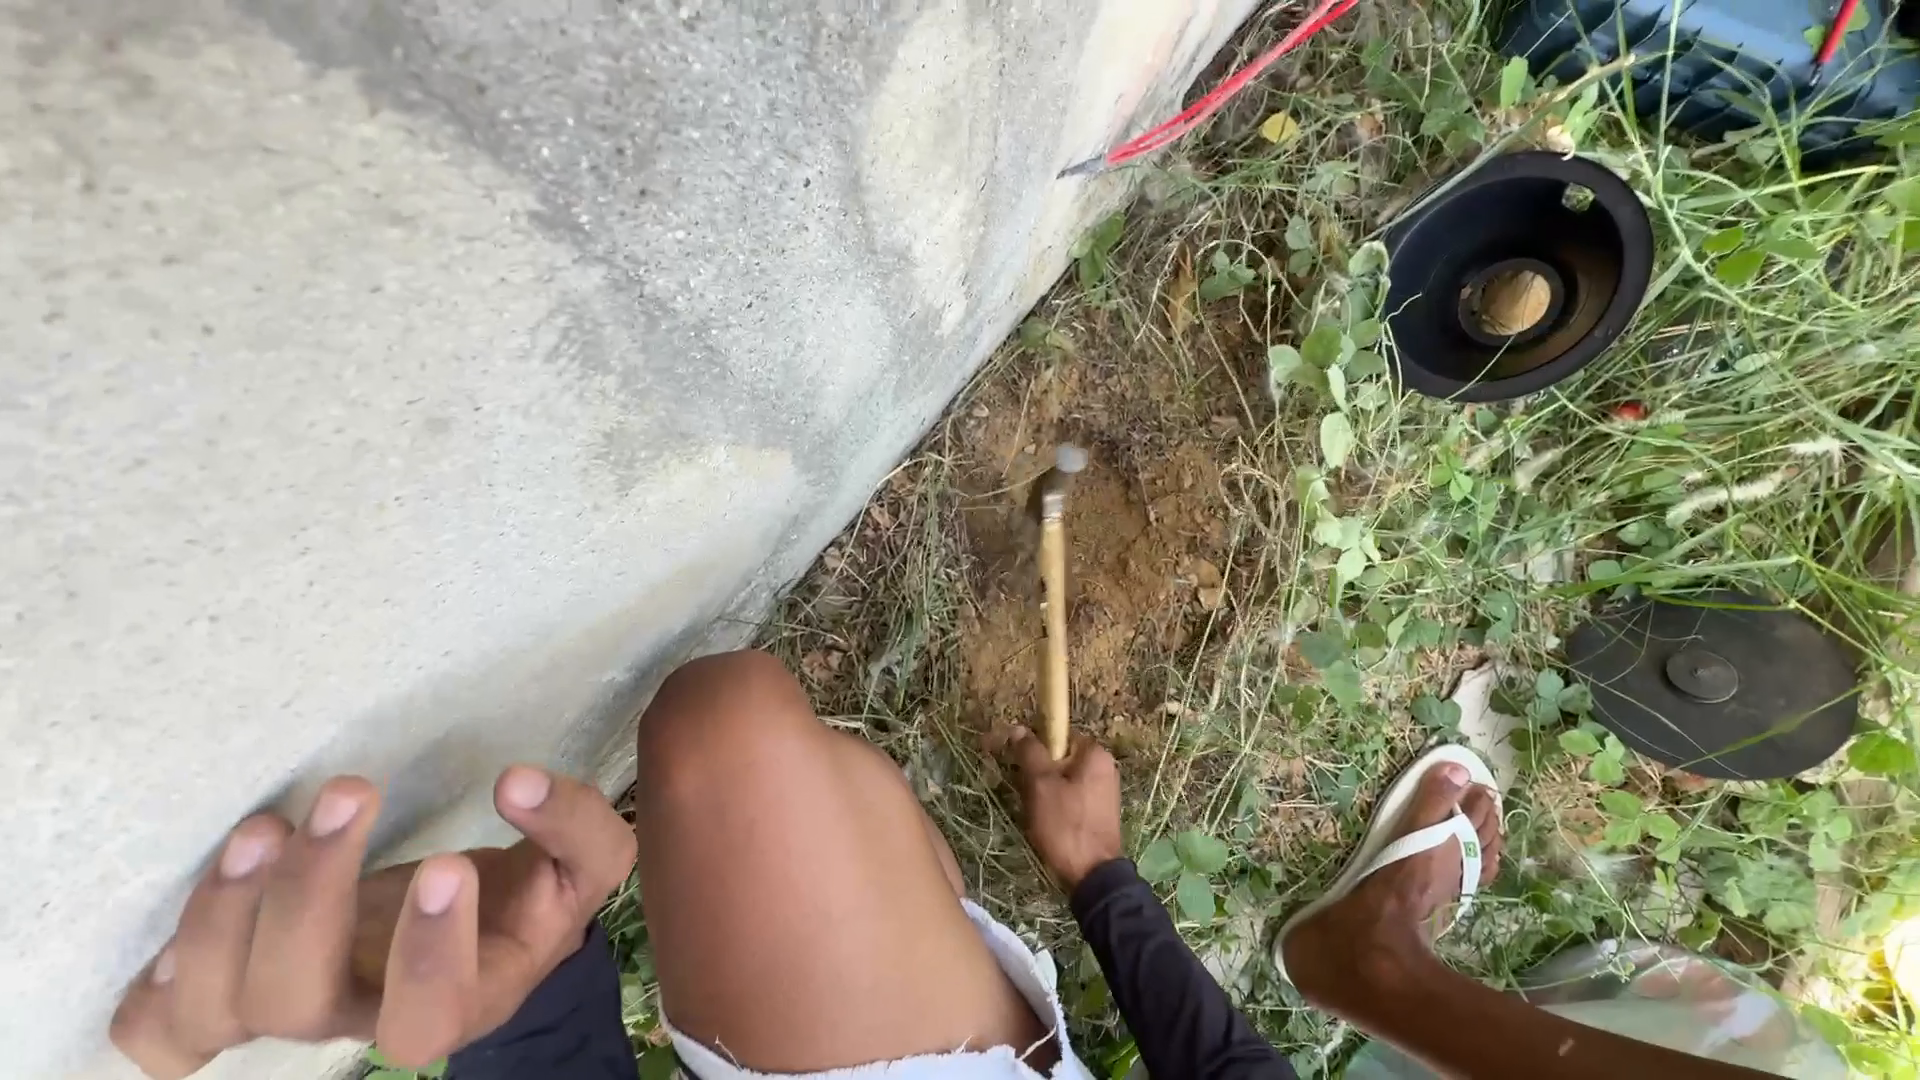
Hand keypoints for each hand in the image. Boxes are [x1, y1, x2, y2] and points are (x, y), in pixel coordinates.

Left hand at [109, 766, 637, 1077]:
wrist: (491, 927)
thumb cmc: (541, 895)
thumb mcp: (590, 862)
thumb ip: (576, 825)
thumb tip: (518, 783)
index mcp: (464, 999)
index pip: (429, 1014)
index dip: (428, 951)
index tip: (449, 863)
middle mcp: (367, 1020)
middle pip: (297, 1001)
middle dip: (310, 894)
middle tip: (350, 793)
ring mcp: (299, 1010)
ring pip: (216, 1009)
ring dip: (225, 915)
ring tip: (269, 826)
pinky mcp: (244, 994)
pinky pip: (161, 1027)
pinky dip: (161, 978)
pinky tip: (224, 890)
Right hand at [999, 727, 1123, 891]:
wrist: (1093, 876)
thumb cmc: (1065, 824)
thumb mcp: (1040, 784)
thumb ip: (1029, 752)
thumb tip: (1018, 729)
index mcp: (1095, 753)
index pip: (1057, 734)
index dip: (1034, 746)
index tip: (1018, 764)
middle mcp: (1105, 767)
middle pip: (1060, 757)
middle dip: (1038, 772)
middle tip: (1025, 792)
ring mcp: (1105, 791)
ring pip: (1063, 779)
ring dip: (1044, 790)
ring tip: (1035, 811)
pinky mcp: (1100, 812)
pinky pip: (1072, 797)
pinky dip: (1057, 804)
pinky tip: (1048, 822)